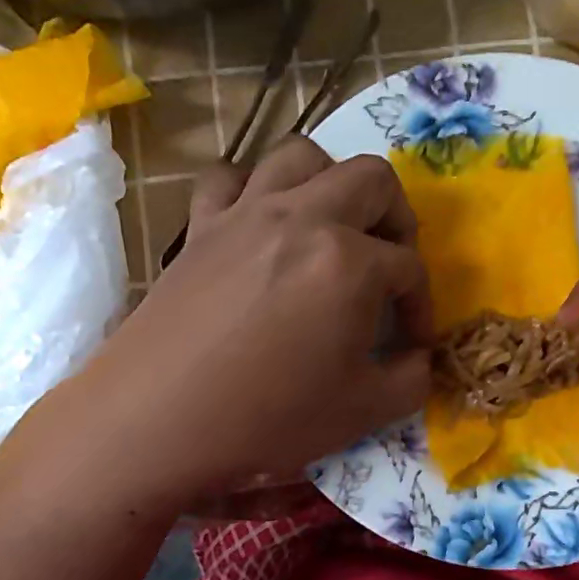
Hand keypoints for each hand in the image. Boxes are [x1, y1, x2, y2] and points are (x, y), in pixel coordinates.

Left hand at [28, 137, 431, 504]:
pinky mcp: (200, 226)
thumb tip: (420, 357)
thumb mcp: (366, 410)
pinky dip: (253, 189)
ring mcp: (245, 213)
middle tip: (390, 263)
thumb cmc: (270, 417)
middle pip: (372, 178)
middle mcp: (303, 218)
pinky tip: (261, 224)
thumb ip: (414, 377)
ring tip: (334, 229)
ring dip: (332, 184)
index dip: (421, 306)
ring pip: (302, 156)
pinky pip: (229, 178)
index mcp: (350, 261)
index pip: (410, 267)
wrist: (157, 423)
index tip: (413, 341)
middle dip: (397, 218)